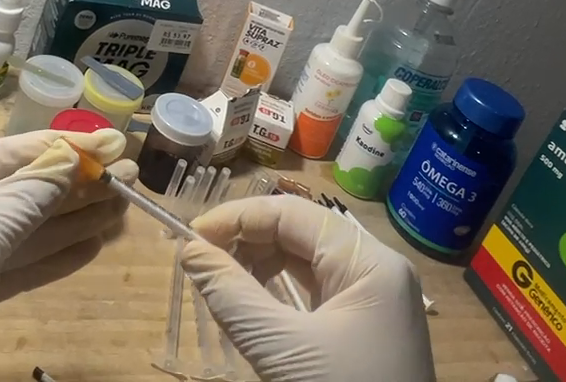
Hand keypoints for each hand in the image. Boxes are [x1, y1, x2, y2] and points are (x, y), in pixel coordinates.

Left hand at [0, 128, 136, 381]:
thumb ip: (28, 196)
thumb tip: (72, 158)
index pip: (5, 154)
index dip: (60, 146)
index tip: (109, 141)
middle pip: (19, 191)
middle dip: (73, 185)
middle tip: (129, 175)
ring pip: (25, 230)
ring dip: (73, 219)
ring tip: (124, 208)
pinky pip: (19, 265)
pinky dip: (56, 256)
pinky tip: (95, 244)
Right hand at [181, 194, 436, 381]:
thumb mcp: (283, 351)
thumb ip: (233, 295)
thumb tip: (190, 251)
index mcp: (369, 260)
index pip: (292, 212)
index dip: (239, 218)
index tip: (191, 236)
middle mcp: (375, 268)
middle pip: (299, 231)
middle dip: (248, 242)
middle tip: (202, 262)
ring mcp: (372, 299)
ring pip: (304, 259)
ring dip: (258, 265)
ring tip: (223, 284)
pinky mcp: (363, 327)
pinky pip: (314, 289)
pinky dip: (277, 291)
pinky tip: (251, 305)